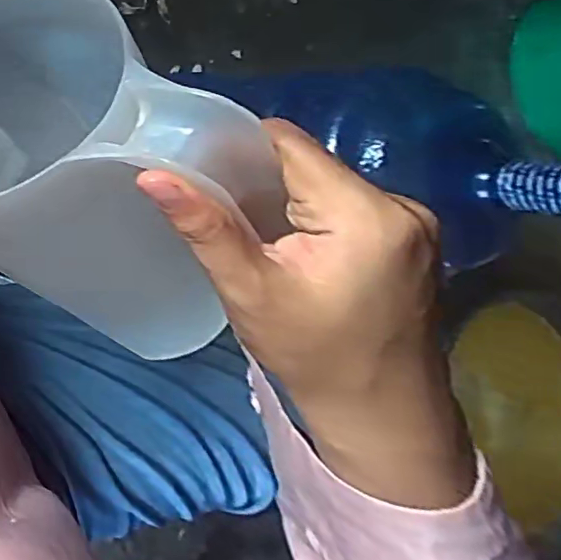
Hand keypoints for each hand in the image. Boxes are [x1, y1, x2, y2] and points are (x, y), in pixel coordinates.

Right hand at [136, 120, 477, 509]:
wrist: (384, 416)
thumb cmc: (312, 352)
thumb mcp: (246, 287)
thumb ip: (203, 224)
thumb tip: (149, 174)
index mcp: (365, 212)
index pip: (287, 143)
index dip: (237, 147)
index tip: (200, 170)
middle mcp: (400, 205)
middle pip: (304, 159)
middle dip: (255, 173)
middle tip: (213, 202)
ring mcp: (411, 221)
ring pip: (319, 177)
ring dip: (278, 191)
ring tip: (243, 224)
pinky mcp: (408, 237)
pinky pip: (339, 198)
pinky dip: (302, 208)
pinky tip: (280, 239)